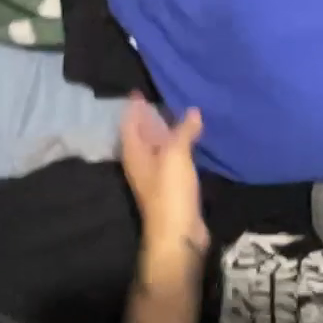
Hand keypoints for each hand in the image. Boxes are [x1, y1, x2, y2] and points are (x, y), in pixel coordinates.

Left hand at [120, 94, 207, 258]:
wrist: (178, 232)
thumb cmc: (170, 191)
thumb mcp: (175, 155)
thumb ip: (183, 131)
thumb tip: (193, 111)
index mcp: (134, 153)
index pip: (130, 123)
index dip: (134, 107)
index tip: (139, 91)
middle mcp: (141, 163)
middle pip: (142, 135)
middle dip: (148, 118)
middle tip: (160, 99)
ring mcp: (156, 176)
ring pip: (158, 148)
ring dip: (165, 133)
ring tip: (177, 115)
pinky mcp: (171, 187)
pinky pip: (172, 160)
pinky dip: (178, 148)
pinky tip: (191, 142)